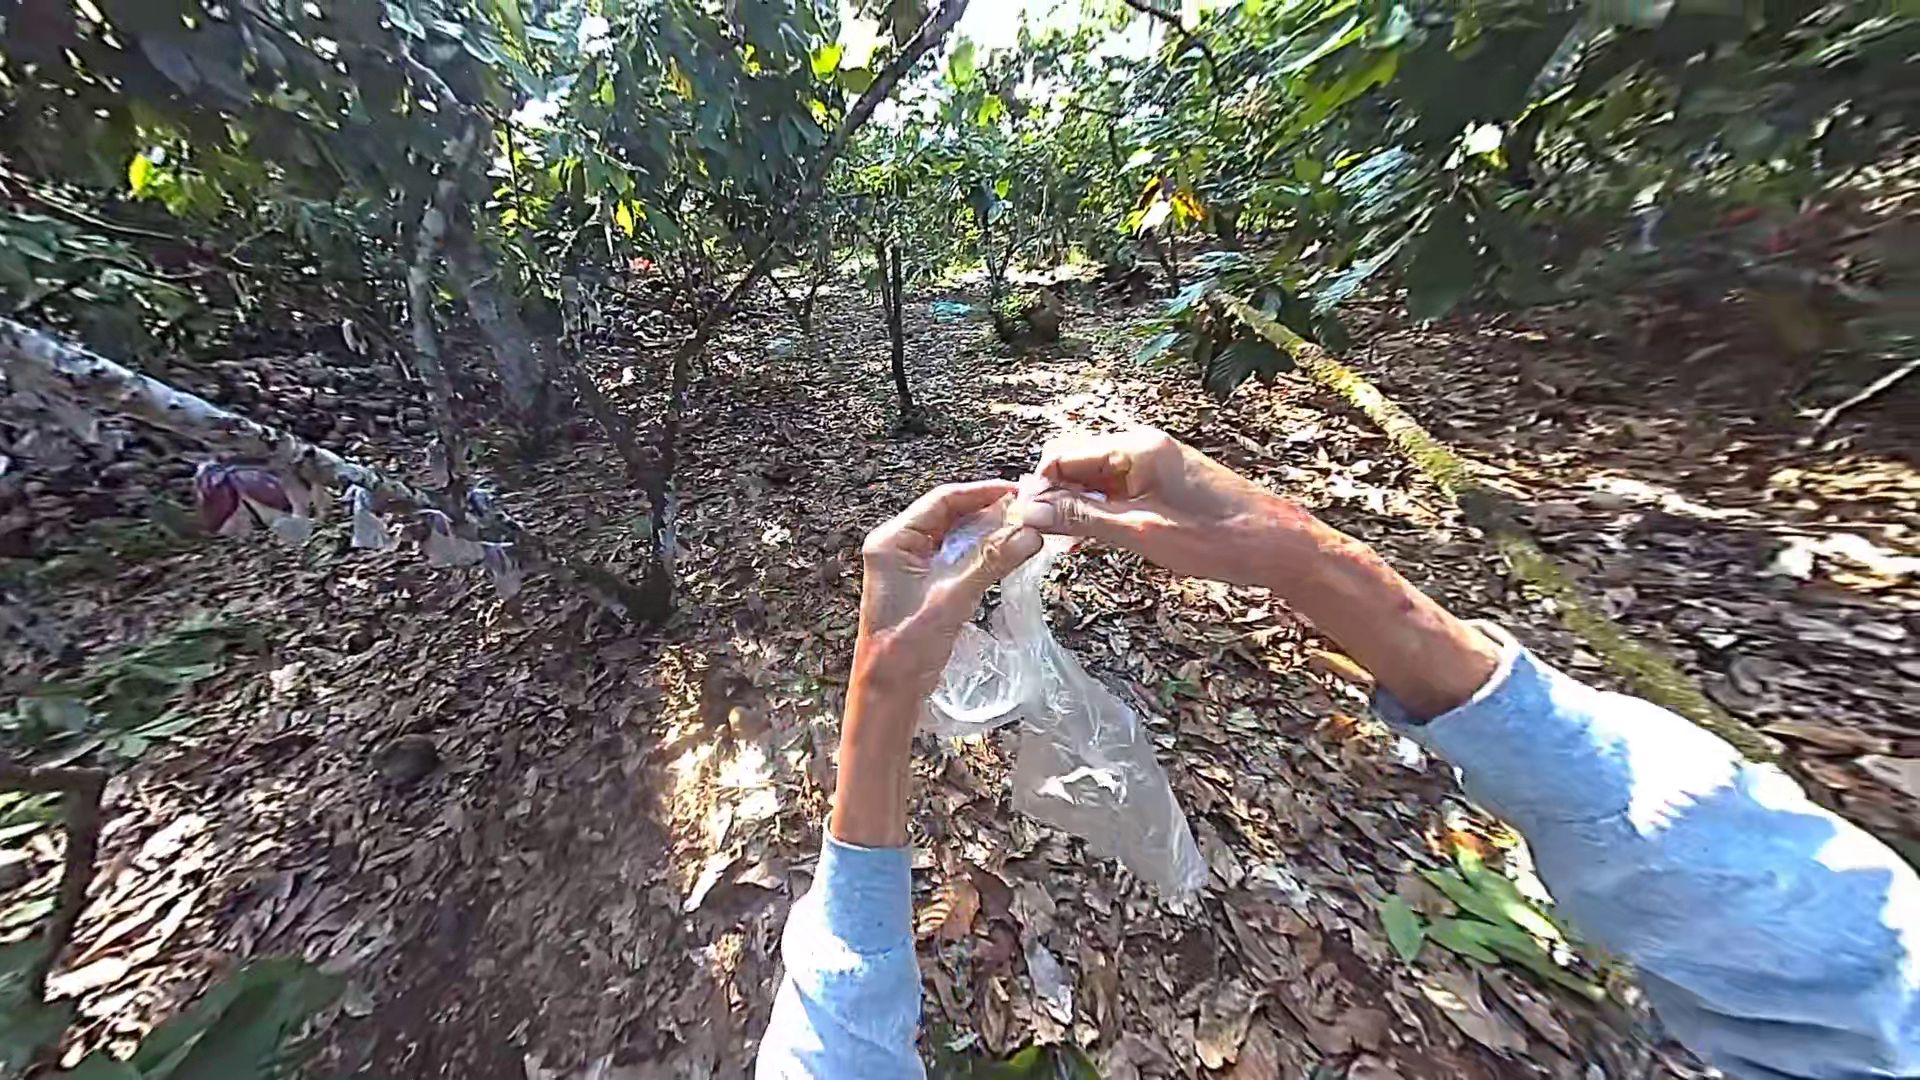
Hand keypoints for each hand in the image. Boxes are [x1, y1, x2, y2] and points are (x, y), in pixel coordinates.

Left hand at [835, 480, 1042, 846]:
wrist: (888, 692)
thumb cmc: (906, 647)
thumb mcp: (951, 599)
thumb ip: (990, 562)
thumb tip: (1030, 533)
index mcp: (893, 540)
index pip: (942, 501)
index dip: (981, 493)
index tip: (1017, 493)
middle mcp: (899, 545)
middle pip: (950, 515)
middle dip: (988, 512)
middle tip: (1028, 512)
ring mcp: (911, 564)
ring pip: (956, 535)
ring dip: (988, 532)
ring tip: (1024, 528)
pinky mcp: (924, 582)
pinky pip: (957, 556)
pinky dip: (982, 553)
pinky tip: (1007, 552)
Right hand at [1023, 427, 1301, 585]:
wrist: (1278, 546)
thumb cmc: (1215, 539)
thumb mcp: (1140, 532)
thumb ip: (1082, 518)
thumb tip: (1032, 512)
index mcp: (1135, 448)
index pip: (1062, 454)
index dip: (1039, 487)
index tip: (1026, 521)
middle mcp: (1140, 445)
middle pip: (1074, 462)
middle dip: (1053, 495)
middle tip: (1042, 535)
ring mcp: (1151, 462)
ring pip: (1091, 477)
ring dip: (1073, 505)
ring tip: (1063, 541)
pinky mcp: (1160, 480)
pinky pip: (1113, 488)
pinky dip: (1096, 509)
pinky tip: (1088, 536)